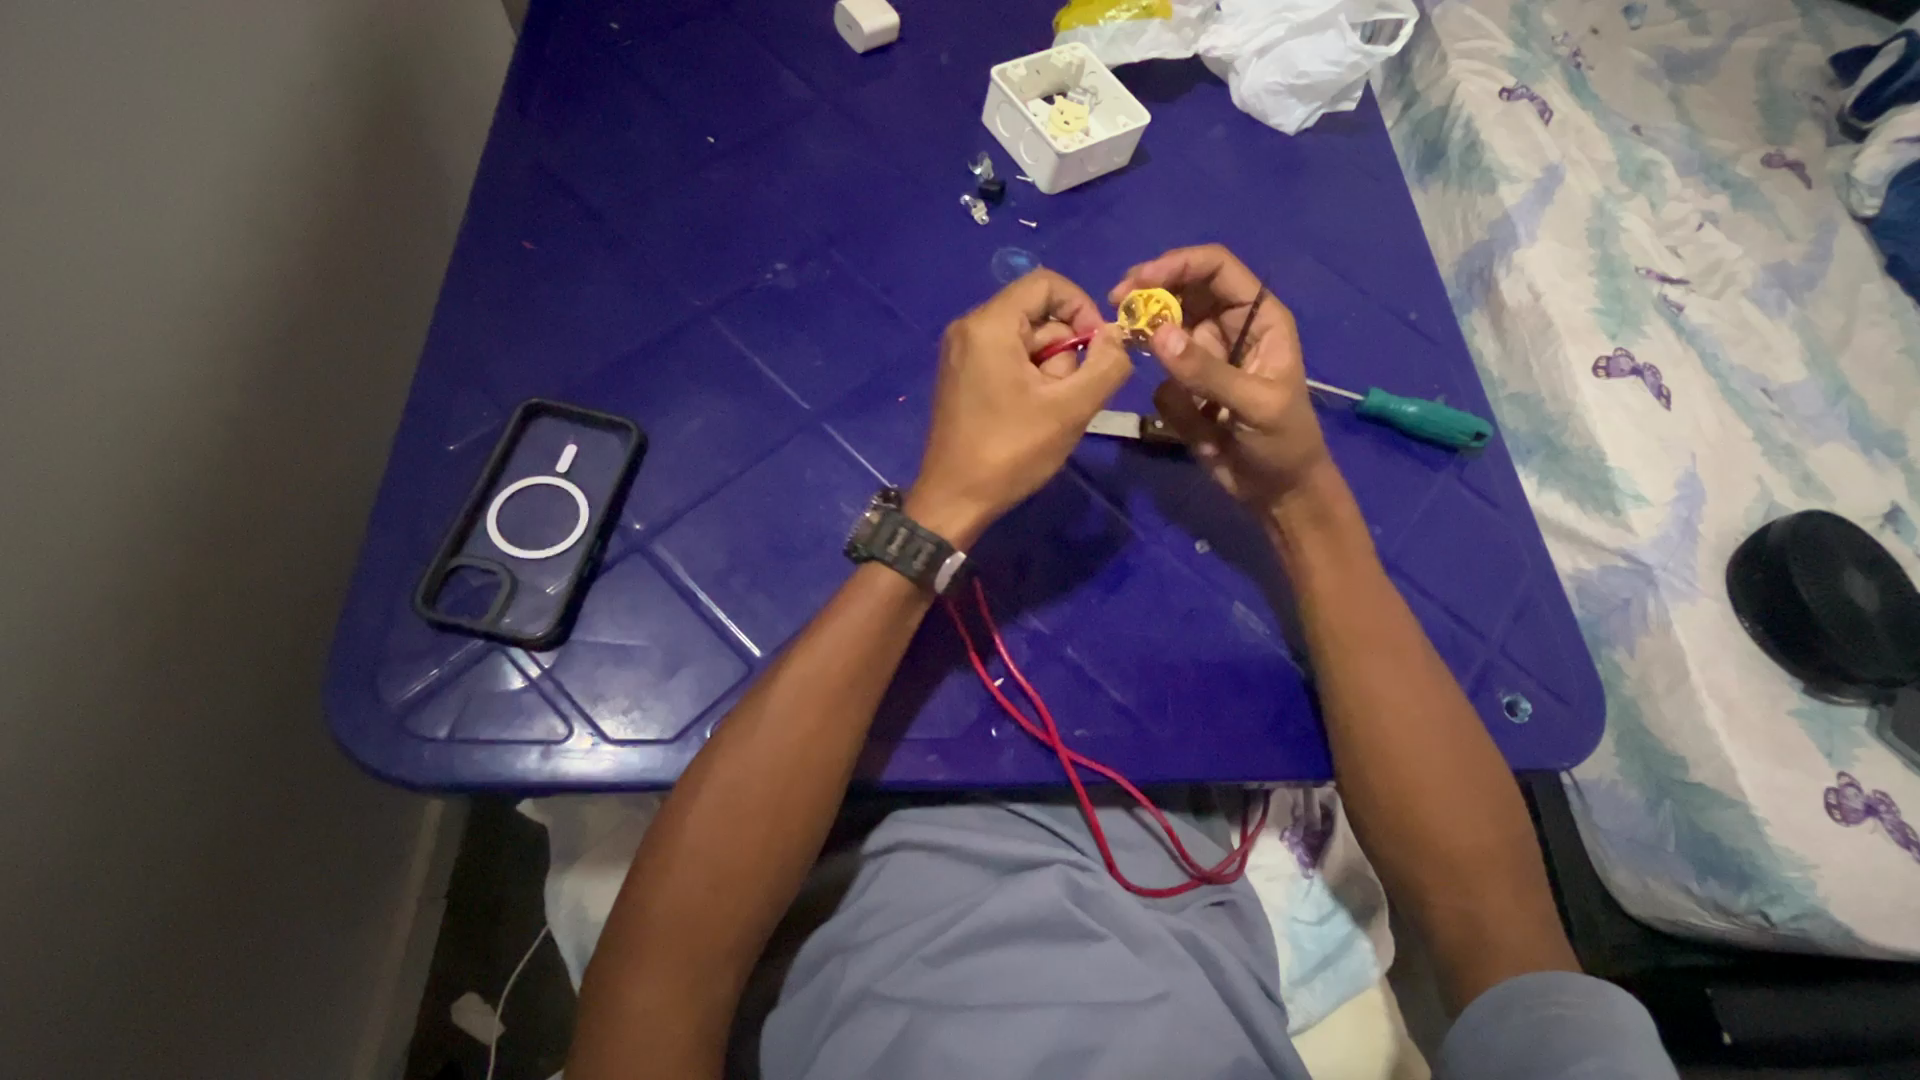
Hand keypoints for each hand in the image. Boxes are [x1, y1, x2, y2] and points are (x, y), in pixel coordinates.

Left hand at [907, 269, 1131, 547]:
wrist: (954, 499)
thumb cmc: (1011, 452)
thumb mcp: (1071, 409)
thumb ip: (1106, 364)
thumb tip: (1118, 335)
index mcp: (989, 324)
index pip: (1046, 283)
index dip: (1082, 307)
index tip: (1098, 346)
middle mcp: (969, 328)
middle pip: (1037, 315)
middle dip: (1064, 351)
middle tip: (1066, 396)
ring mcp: (961, 353)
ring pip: (1025, 341)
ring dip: (1049, 371)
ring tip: (1046, 413)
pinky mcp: (961, 376)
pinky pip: (1006, 359)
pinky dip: (1029, 379)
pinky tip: (1030, 416)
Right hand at [1110, 245, 1333, 510]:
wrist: (1277, 491)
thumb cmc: (1283, 442)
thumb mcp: (1254, 405)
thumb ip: (1206, 371)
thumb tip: (1158, 334)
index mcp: (1258, 318)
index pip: (1216, 269)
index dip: (1177, 265)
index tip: (1138, 280)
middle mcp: (1228, 328)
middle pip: (1181, 291)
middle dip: (1149, 297)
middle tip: (1114, 308)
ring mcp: (1204, 358)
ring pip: (1164, 333)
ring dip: (1150, 345)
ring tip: (1149, 371)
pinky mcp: (1186, 388)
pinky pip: (1161, 378)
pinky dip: (1167, 396)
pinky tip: (1195, 425)